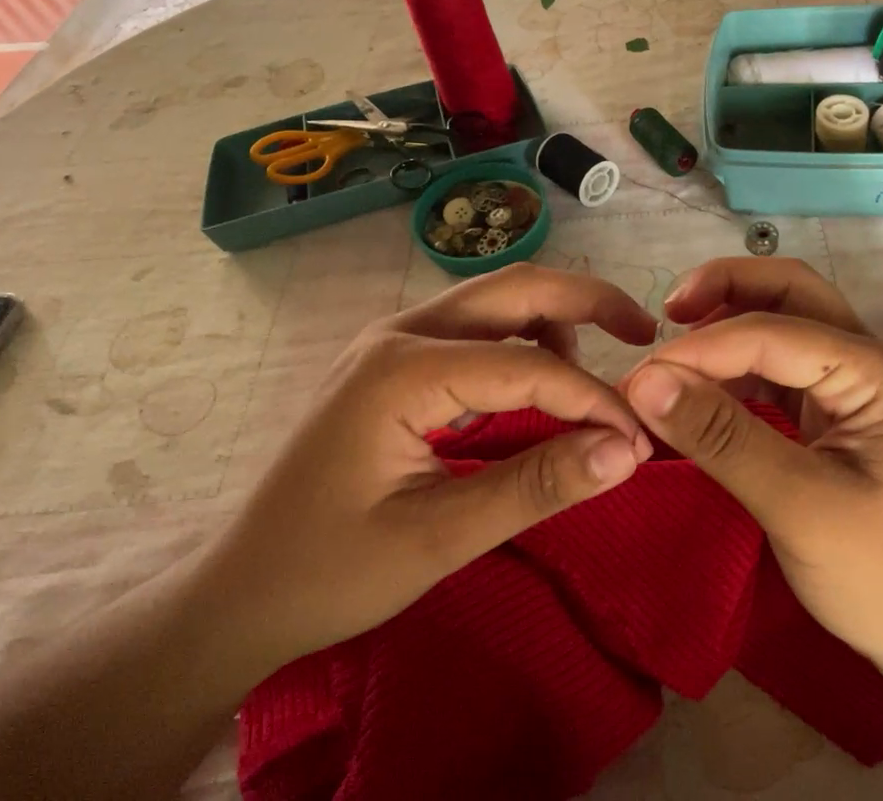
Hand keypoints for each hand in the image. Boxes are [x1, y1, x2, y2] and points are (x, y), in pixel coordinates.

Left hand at [197, 264, 657, 670]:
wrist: (237, 595)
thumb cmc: (330, 572)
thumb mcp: (441, 538)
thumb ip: (538, 486)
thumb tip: (628, 451)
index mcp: (403, 370)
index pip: (531, 365)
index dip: (595, 400)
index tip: (639, 444)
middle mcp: (398, 334)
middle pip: (514, 287)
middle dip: (589, 302)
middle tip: (645, 338)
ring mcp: (390, 343)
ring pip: (495, 300)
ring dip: (555, 320)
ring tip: (597, 374)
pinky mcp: (391, 363)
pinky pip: (474, 329)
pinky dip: (523, 341)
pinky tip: (540, 386)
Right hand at [625, 259, 882, 669]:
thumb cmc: (877, 571)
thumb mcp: (797, 505)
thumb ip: (722, 438)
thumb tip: (645, 381)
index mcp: (871, 369)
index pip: (772, 330)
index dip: (700, 347)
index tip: (635, 381)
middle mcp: (864, 361)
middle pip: (790, 293)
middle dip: (726, 291)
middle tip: (663, 316)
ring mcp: (850, 386)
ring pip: (783, 325)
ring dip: (728, 327)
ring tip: (669, 355)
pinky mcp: (831, 415)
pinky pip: (778, 371)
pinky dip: (735, 370)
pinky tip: (698, 390)